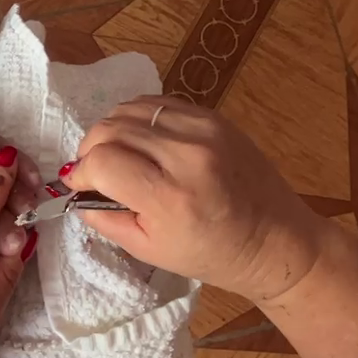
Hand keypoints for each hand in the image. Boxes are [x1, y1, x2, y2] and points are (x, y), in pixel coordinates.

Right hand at [58, 96, 331, 304]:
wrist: (280, 241)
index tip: (80, 185)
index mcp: (172, 198)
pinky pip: (154, 103)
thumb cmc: (213, 255)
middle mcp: (187, 156)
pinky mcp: (213, 117)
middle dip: (90, 150)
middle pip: (109, 129)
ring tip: (117, 154)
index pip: (102, 162)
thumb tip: (76, 190)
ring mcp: (203, 130)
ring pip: (127, 109)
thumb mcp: (149, 250)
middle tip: (93, 171)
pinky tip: (141, 141)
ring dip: (110, 131)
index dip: (81, 172)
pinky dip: (136, 119)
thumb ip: (104, 218)